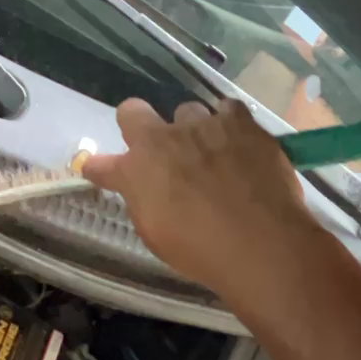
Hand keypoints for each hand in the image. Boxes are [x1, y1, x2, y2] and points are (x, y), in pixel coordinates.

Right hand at [83, 98, 323, 294]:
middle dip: (138, 126)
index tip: (102, 173)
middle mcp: (162, 139)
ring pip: (186, 111)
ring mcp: (202, 125)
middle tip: (157, 151)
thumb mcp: (154, 234)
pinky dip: (229, 124)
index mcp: (135, 169)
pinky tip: (238, 143)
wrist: (261, 242)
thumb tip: (141, 188)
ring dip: (190, 129)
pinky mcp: (241, 122)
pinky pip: (228, 110)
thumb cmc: (200, 249)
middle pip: (133, 111)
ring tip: (209, 151)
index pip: (99, 162)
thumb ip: (142, 201)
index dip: (100, 168)